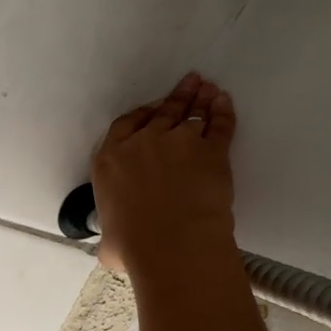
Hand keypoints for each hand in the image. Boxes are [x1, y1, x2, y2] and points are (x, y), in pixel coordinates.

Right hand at [91, 72, 239, 276]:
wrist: (170, 241)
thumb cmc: (129, 243)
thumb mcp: (106, 233)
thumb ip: (111, 229)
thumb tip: (113, 246)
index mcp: (109, 160)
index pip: (124, 126)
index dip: (140, 115)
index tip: (150, 111)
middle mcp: (141, 144)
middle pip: (161, 113)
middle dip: (176, 97)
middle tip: (188, 84)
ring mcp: (178, 142)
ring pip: (192, 113)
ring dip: (200, 99)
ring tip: (207, 88)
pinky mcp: (212, 149)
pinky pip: (220, 123)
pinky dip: (223, 111)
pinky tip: (223, 101)